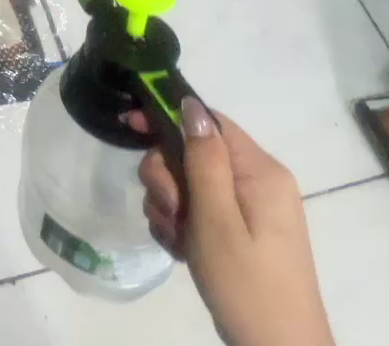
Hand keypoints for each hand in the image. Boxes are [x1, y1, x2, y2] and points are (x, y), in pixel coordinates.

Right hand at [138, 100, 333, 345]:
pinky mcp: (237, 231)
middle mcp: (257, 183)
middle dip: (166, 179)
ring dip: (169, 206)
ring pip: (186, 182)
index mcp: (260, 172)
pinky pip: (195, 209)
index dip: (166, 117)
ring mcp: (247, 209)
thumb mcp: (217, 219)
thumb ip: (204, 159)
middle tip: (170, 212)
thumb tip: (190, 105)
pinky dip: (179, 225)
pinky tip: (181, 248)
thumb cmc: (247, 282)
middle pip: (190, 153)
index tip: (128, 127)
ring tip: (177, 239)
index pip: (208, 121)